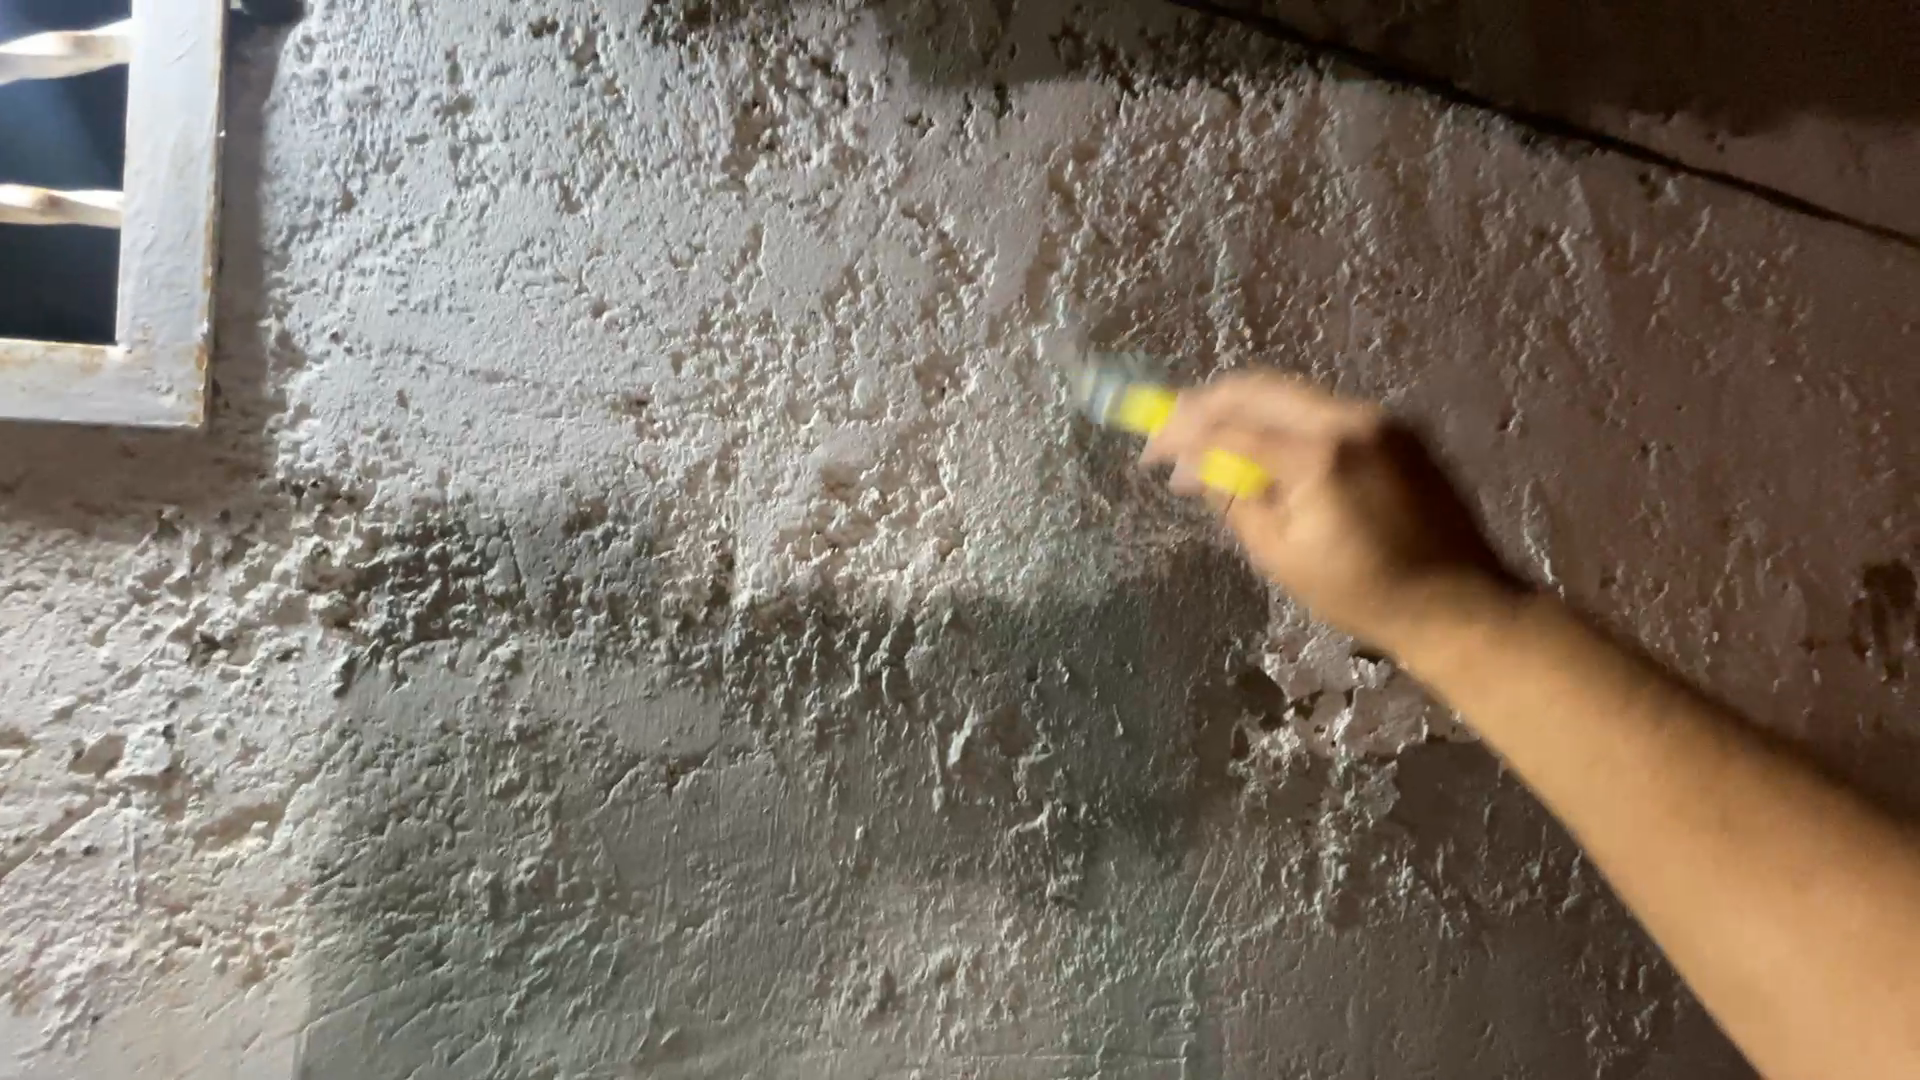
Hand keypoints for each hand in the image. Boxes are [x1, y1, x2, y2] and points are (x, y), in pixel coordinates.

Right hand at [1141, 371, 1518, 650]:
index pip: (1229, 426)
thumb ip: (1233, 499)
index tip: (1149, 455)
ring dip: (1239, 412)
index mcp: (1319, 456)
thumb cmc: (1360, 592)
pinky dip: (1278, 422)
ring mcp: (1379, 417)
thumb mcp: (1279, 554)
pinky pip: (1319, 410)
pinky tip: (1260, 451)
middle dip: (1202, 405)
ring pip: (1287, 393)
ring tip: (1208, 446)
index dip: (1180, 435)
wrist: (1459, 602)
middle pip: (1255, 388)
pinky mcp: (1395, 427)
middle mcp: (1351, 419)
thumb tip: (1192, 469)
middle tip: (1167, 432)